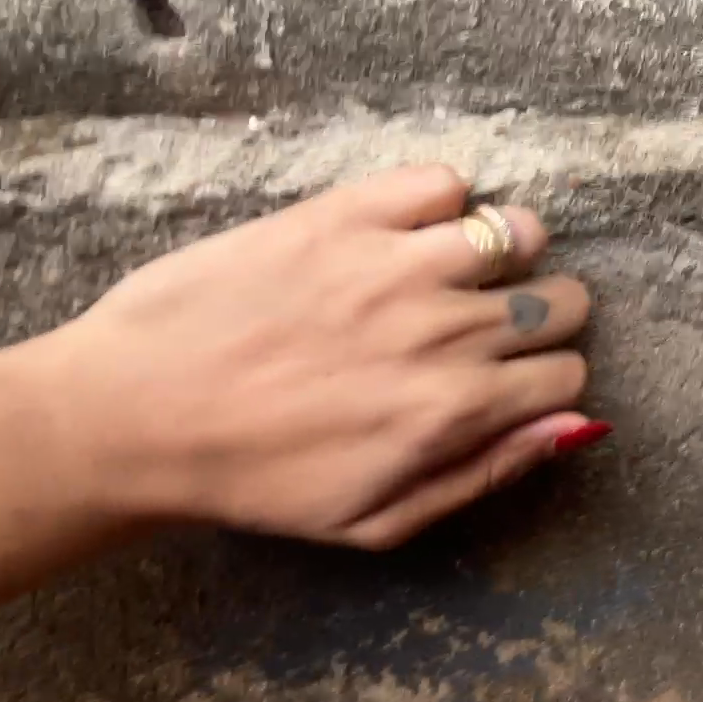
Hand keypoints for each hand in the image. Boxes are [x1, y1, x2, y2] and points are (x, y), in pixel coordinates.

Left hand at [25, 164, 599, 548]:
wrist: (119, 420)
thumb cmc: (258, 478)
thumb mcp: (381, 519)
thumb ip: (493, 471)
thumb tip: (583, 424)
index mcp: (457, 408)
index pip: (569, 372)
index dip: (547, 380)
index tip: (513, 379)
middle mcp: (446, 331)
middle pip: (565, 301)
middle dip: (543, 319)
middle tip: (491, 327)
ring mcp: (400, 264)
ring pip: (525, 232)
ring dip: (508, 255)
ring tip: (463, 271)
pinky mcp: (348, 216)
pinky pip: (445, 183)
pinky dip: (443, 203)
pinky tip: (411, 232)